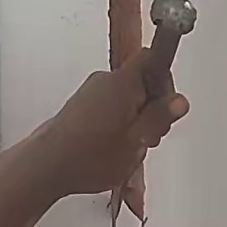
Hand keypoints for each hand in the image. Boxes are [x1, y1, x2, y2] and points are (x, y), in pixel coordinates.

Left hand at [29, 51, 189, 209]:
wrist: (47, 166)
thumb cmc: (86, 156)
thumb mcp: (136, 141)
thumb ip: (159, 117)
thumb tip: (179, 102)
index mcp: (122, 83)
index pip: (153, 59)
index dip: (167, 81)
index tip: (169, 103)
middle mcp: (105, 81)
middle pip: (143, 81)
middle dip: (153, 107)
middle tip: (151, 133)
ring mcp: (91, 92)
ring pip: (128, 96)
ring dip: (137, 118)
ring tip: (131, 145)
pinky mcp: (83, 105)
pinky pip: (112, 105)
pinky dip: (120, 122)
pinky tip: (117, 146)